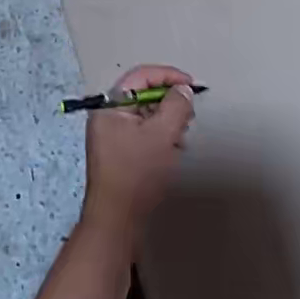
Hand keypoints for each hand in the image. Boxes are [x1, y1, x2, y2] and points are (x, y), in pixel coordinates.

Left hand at [82, 65, 194, 231]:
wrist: (117, 222)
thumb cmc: (137, 174)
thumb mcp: (162, 134)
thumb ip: (176, 106)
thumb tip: (183, 90)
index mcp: (109, 106)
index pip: (140, 76)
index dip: (168, 76)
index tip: (191, 86)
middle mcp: (107, 117)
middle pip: (143, 95)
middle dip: (169, 103)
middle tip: (188, 116)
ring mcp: (112, 137)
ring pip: (146, 116)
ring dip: (167, 123)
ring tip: (180, 139)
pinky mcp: (120, 155)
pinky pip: (143, 134)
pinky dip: (160, 138)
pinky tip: (172, 152)